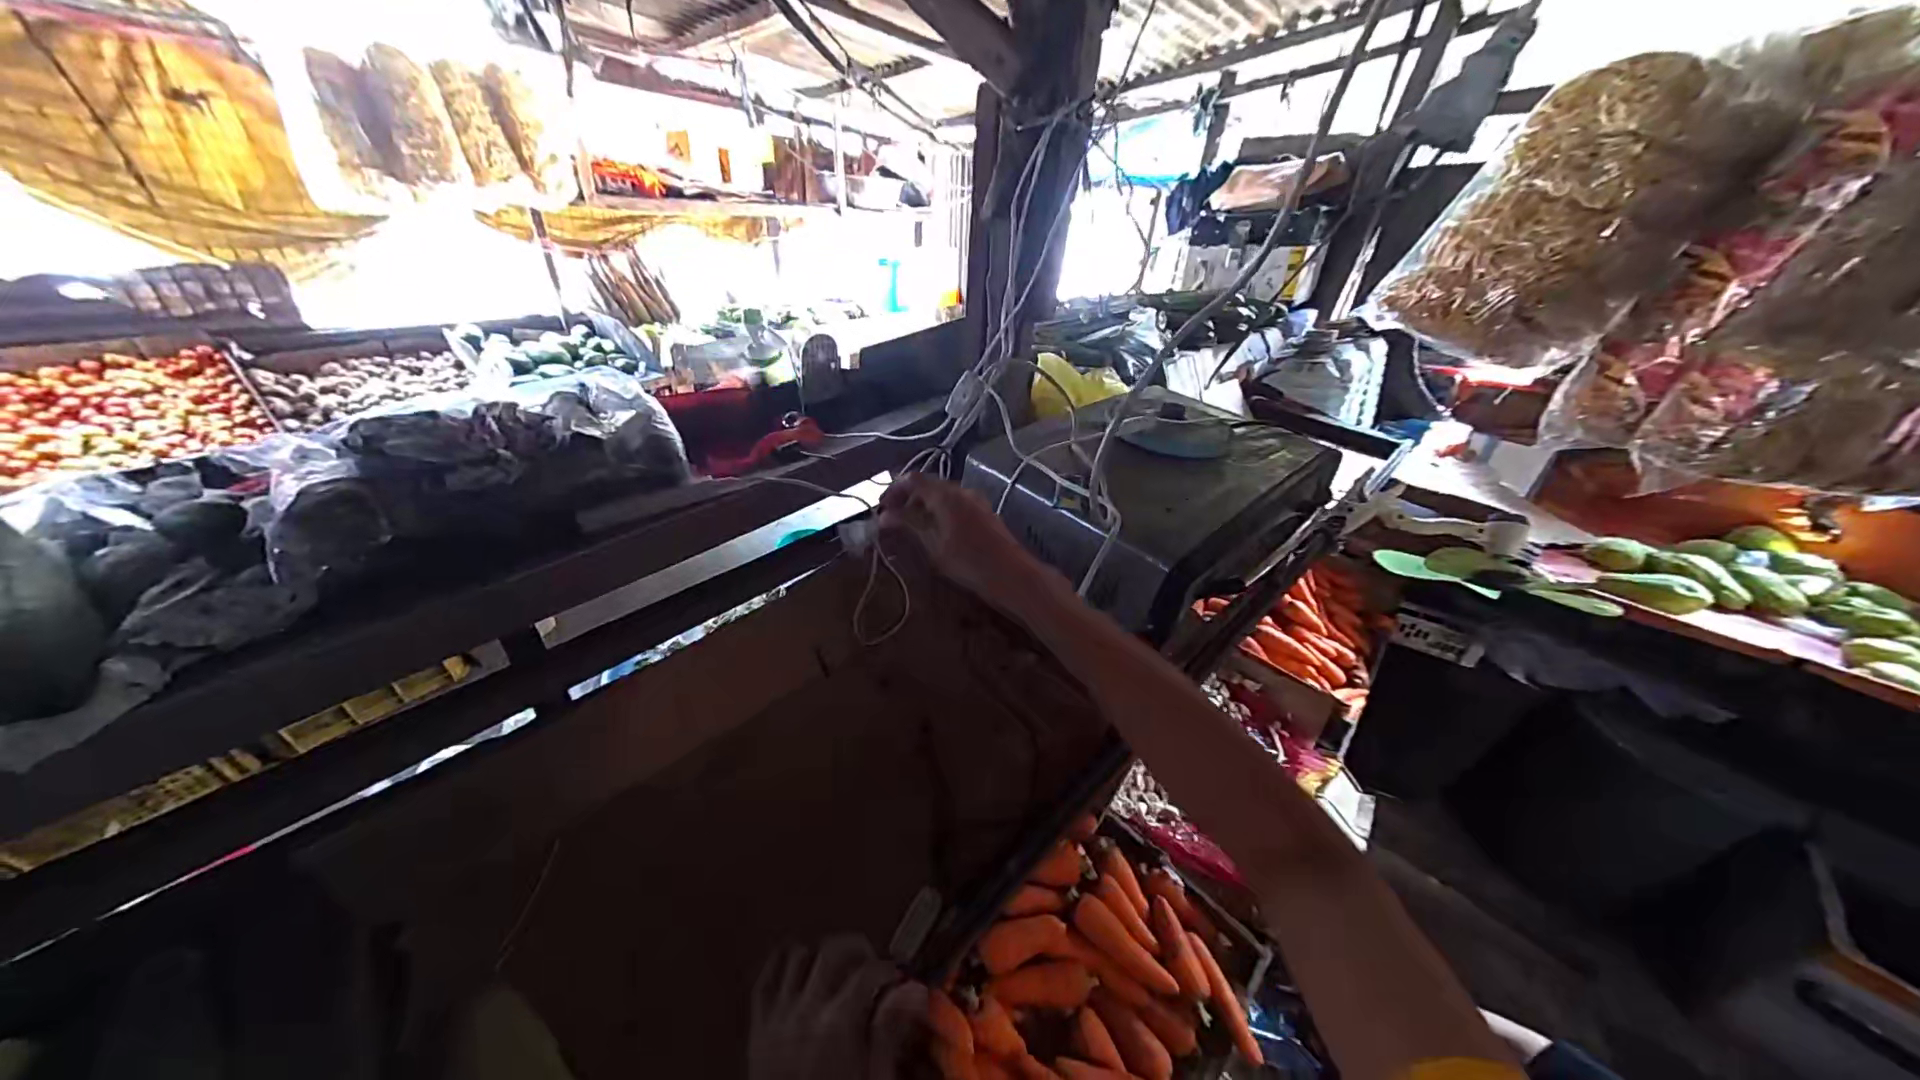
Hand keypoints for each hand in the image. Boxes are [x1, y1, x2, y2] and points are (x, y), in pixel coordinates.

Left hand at [748, 935, 927, 1079]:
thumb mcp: (874, 1079)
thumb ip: (891, 1032)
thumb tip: (910, 994)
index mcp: (837, 1026)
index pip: (869, 971)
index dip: (888, 969)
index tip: (896, 979)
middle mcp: (806, 1014)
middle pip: (833, 951)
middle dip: (857, 949)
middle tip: (870, 963)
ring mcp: (779, 1020)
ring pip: (799, 958)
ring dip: (821, 958)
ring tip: (837, 969)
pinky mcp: (758, 1032)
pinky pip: (766, 981)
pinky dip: (783, 969)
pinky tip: (798, 972)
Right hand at [879, 473, 1055, 613]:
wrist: (1012, 575)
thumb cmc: (969, 562)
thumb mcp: (933, 545)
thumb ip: (909, 525)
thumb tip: (884, 516)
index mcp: (946, 494)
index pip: (913, 479)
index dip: (894, 490)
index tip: (881, 508)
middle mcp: (961, 491)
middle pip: (929, 485)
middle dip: (908, 498)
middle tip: (893, 519)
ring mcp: (976, 501)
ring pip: (943, 495)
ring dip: (924, 506)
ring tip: (911, 528)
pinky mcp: (984, 514)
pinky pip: (955, 505)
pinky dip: (939, 512)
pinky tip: (935, 533)